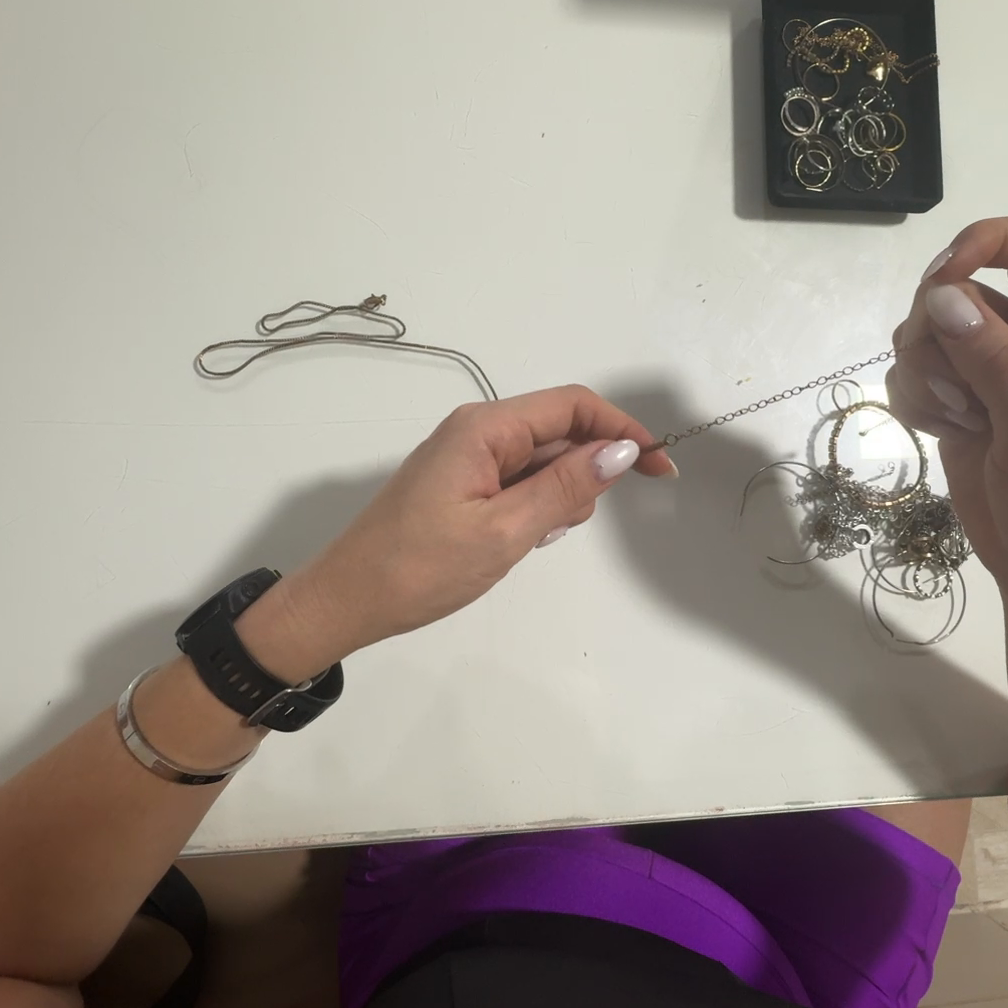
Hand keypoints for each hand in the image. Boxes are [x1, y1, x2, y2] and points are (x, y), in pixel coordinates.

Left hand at [257, 385, 674, 669]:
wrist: (348, 601)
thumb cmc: (421, 568)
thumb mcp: (504, 531)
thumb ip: (565, 487)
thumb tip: (622, 449)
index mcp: (485, 428)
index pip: (572, 406)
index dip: (621, 430)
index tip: (660, 467)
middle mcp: (477, 431)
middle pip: (558, 433)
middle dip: (581, 475)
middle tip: (554, 529)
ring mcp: (466, 458)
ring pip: (540, 462)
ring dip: (554, 498)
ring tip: (524, 541)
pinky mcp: (461, 484)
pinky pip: (516, 483)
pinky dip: (531, 509)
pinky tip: (511, 542)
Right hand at [883, 217, 1007, 605]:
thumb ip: (997, 363)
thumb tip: (940, 296)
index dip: (988, 242)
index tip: (939, 278)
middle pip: (958, 292)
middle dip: (936, 335)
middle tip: (956, 393)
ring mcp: (985, 377)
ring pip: (923, 336)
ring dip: (923, 377)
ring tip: (959, 424)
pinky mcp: (952, 406)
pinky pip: (908, 377)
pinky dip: (912, 403)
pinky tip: (942, 435)